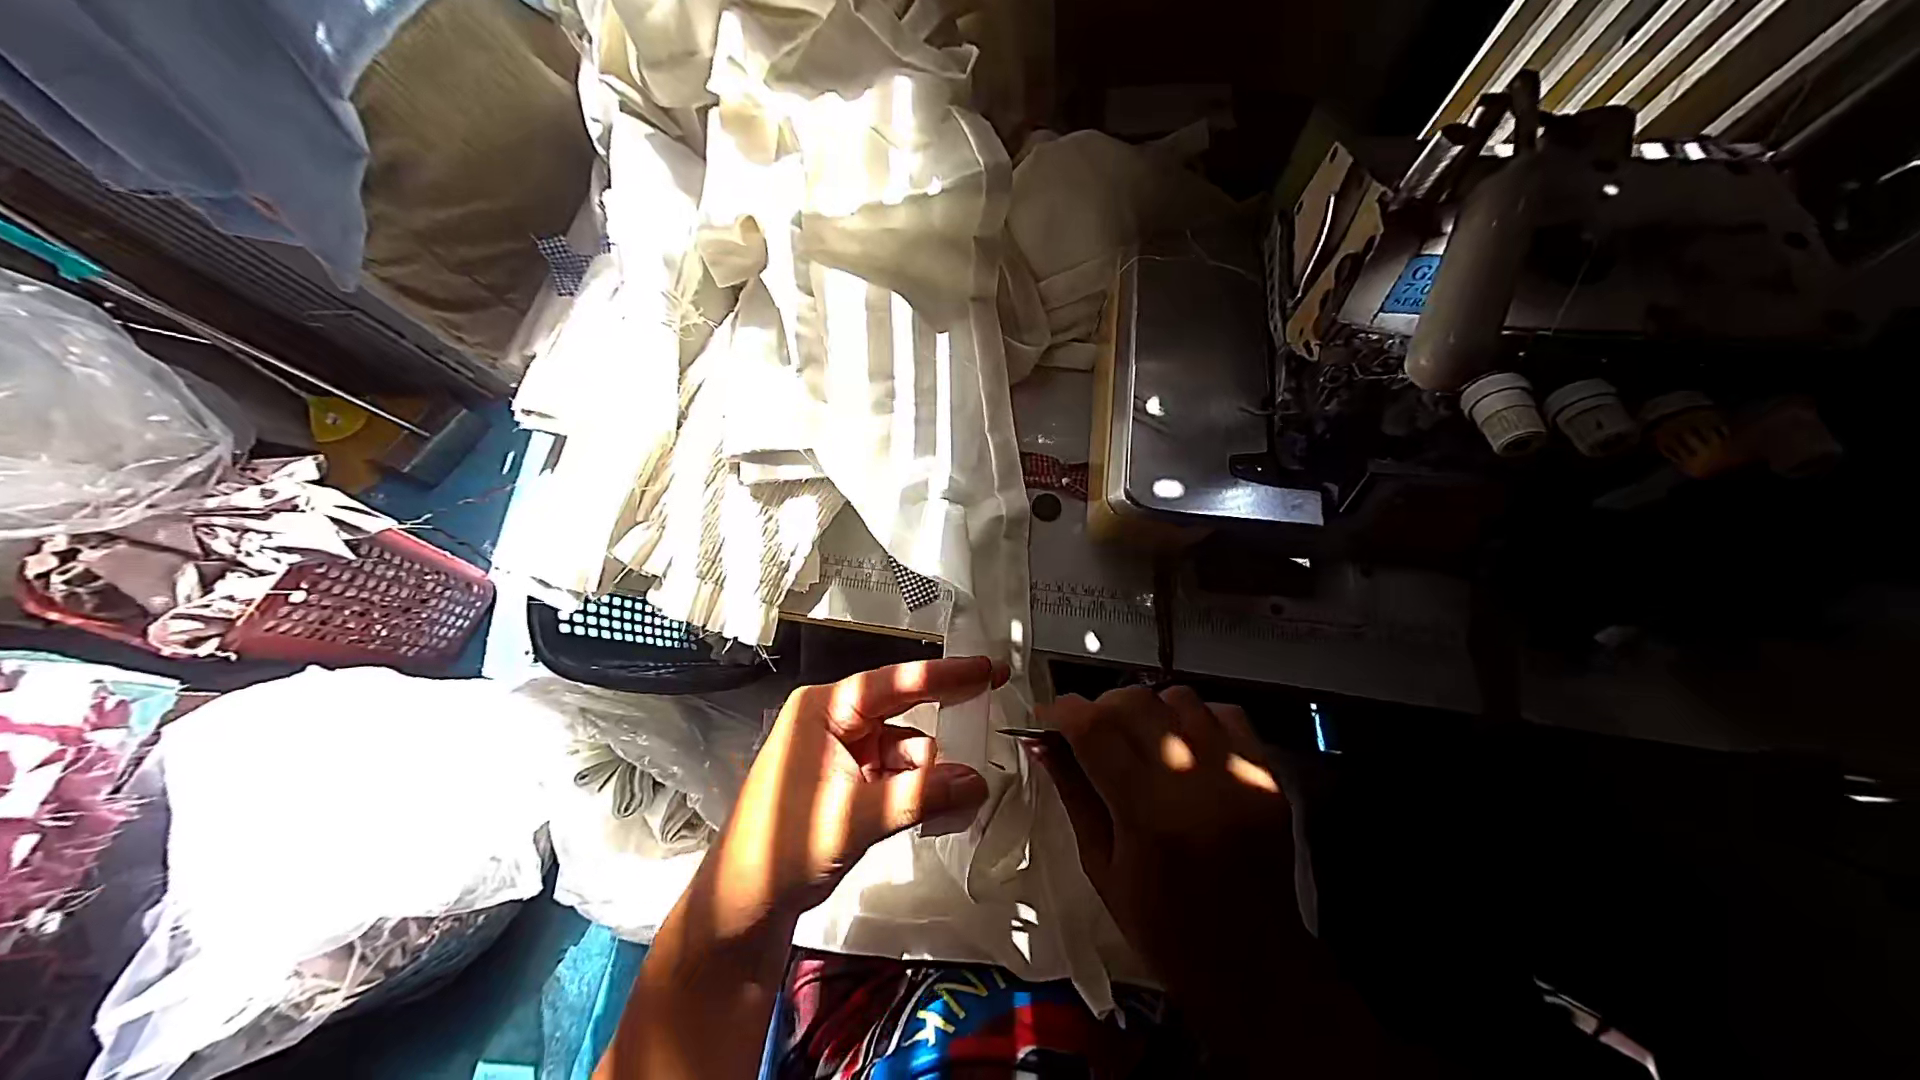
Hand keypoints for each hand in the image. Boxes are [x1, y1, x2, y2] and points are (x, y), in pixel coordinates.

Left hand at [698, 656, 1005, 937]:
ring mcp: (841, 749)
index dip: (945, 675)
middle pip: (902, 707)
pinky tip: (936, 806)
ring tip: (956, 793)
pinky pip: (897, 770)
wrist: (747, 901)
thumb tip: (974, 781)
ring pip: (905, 744)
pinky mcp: (849, 776)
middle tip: (987, 701)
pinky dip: (919, 786)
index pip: (894, 682)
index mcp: (823, 709)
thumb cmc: (780, 848)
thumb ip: (920, 795)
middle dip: (944, 712)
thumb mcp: (856, 817)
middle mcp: (833, 720)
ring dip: (931, 768)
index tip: (984, 669)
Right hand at [1034, 686, 1403, 1075]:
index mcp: (1149, 816)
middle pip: (1134, 701)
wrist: (1253, 963)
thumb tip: (1040, 741)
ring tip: (1139, 740)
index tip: (1048, 716)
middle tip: (1091, 733)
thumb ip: (1072, 792)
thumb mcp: (1101, 865)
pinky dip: (1195, 719)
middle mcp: (1197, 784)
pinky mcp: (1268, 773)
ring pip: (1178, 697)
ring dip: (1147, 710)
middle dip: (1101, 707)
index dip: (1062, 711)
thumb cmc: (1163, 927)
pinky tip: (1184, 746)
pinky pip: (1224, 712)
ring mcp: (1239, 774)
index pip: (1094, 729)